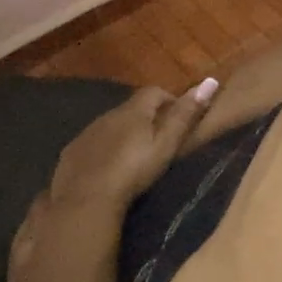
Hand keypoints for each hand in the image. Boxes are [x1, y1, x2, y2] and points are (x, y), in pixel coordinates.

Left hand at [7, 81, 217, 281]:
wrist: (85, 200)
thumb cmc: (134, 170)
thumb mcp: (167, 144)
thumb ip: (185, 114)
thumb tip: (210, 81)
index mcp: (133, 111)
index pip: (154, 91)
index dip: (170, 99)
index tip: (181, 117)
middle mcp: (107, 115)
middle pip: (132, 107)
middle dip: (148, 117)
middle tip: (161, 138)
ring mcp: (86, 134)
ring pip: (111, 125)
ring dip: (125, 132)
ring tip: (136, 154)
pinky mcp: (71, 153)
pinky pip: (93, 142)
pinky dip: (105, 147)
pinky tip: (110, 168)